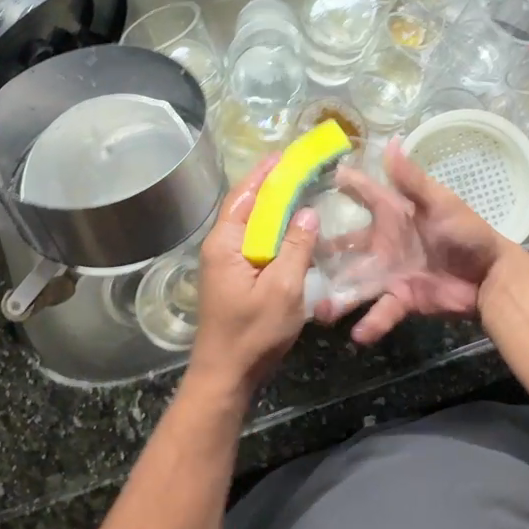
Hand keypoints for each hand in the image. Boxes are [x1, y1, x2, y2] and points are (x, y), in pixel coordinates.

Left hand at [189, 157, 319, 396]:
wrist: (226, 375)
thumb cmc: (253, 333)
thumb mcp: (283, 290)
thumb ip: (296, 248)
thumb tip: (308, 212)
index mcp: (225, 243)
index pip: (246, 195)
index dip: (267, 172)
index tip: (289, 154)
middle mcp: (220, 246)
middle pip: (247, 205)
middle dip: (273, 184)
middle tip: (302, 167)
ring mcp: (225, 262)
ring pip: (252, 223)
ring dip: (274, 205)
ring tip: (302, 189)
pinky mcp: (235, 277)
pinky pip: (255, 241)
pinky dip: (274, 228)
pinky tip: (294, 228)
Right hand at [319, 140, 514, 344]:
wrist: (492, 279)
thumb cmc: (467, 235)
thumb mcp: (441, 204)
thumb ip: (412, 180)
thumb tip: (392, 142)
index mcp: (395, 214)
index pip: (363, 194)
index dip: (342, 185)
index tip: (309, 179)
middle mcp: (385, 243)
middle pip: (347, 246)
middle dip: (322, 251)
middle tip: (293, 255)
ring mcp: (390, 273)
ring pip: (355, 283)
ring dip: (337, 297)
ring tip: (317, 310)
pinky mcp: (401, 299)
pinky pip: (381, 311)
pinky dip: (371, 323)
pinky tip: (358, 335)